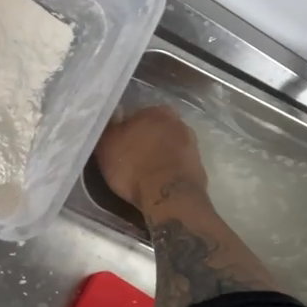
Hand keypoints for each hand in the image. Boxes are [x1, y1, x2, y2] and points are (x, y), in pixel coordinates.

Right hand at [94, 106, 208, 215]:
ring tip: (144, 172)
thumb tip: (115, 115)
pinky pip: (177, 163)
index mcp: (155, 111)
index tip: (118, 145)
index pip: (136, 116)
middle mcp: (177, 121)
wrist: (168, 196)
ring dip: (158, 154)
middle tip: (130, 158)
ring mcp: (192, 143)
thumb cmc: (133, 166)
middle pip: (155, 129)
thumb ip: (110, 127)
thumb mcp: (107, 146)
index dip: (125, 131)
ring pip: (168, 145)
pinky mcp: (198, 165)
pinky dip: (168, 169)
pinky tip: (158, 182)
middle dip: (145, 140)